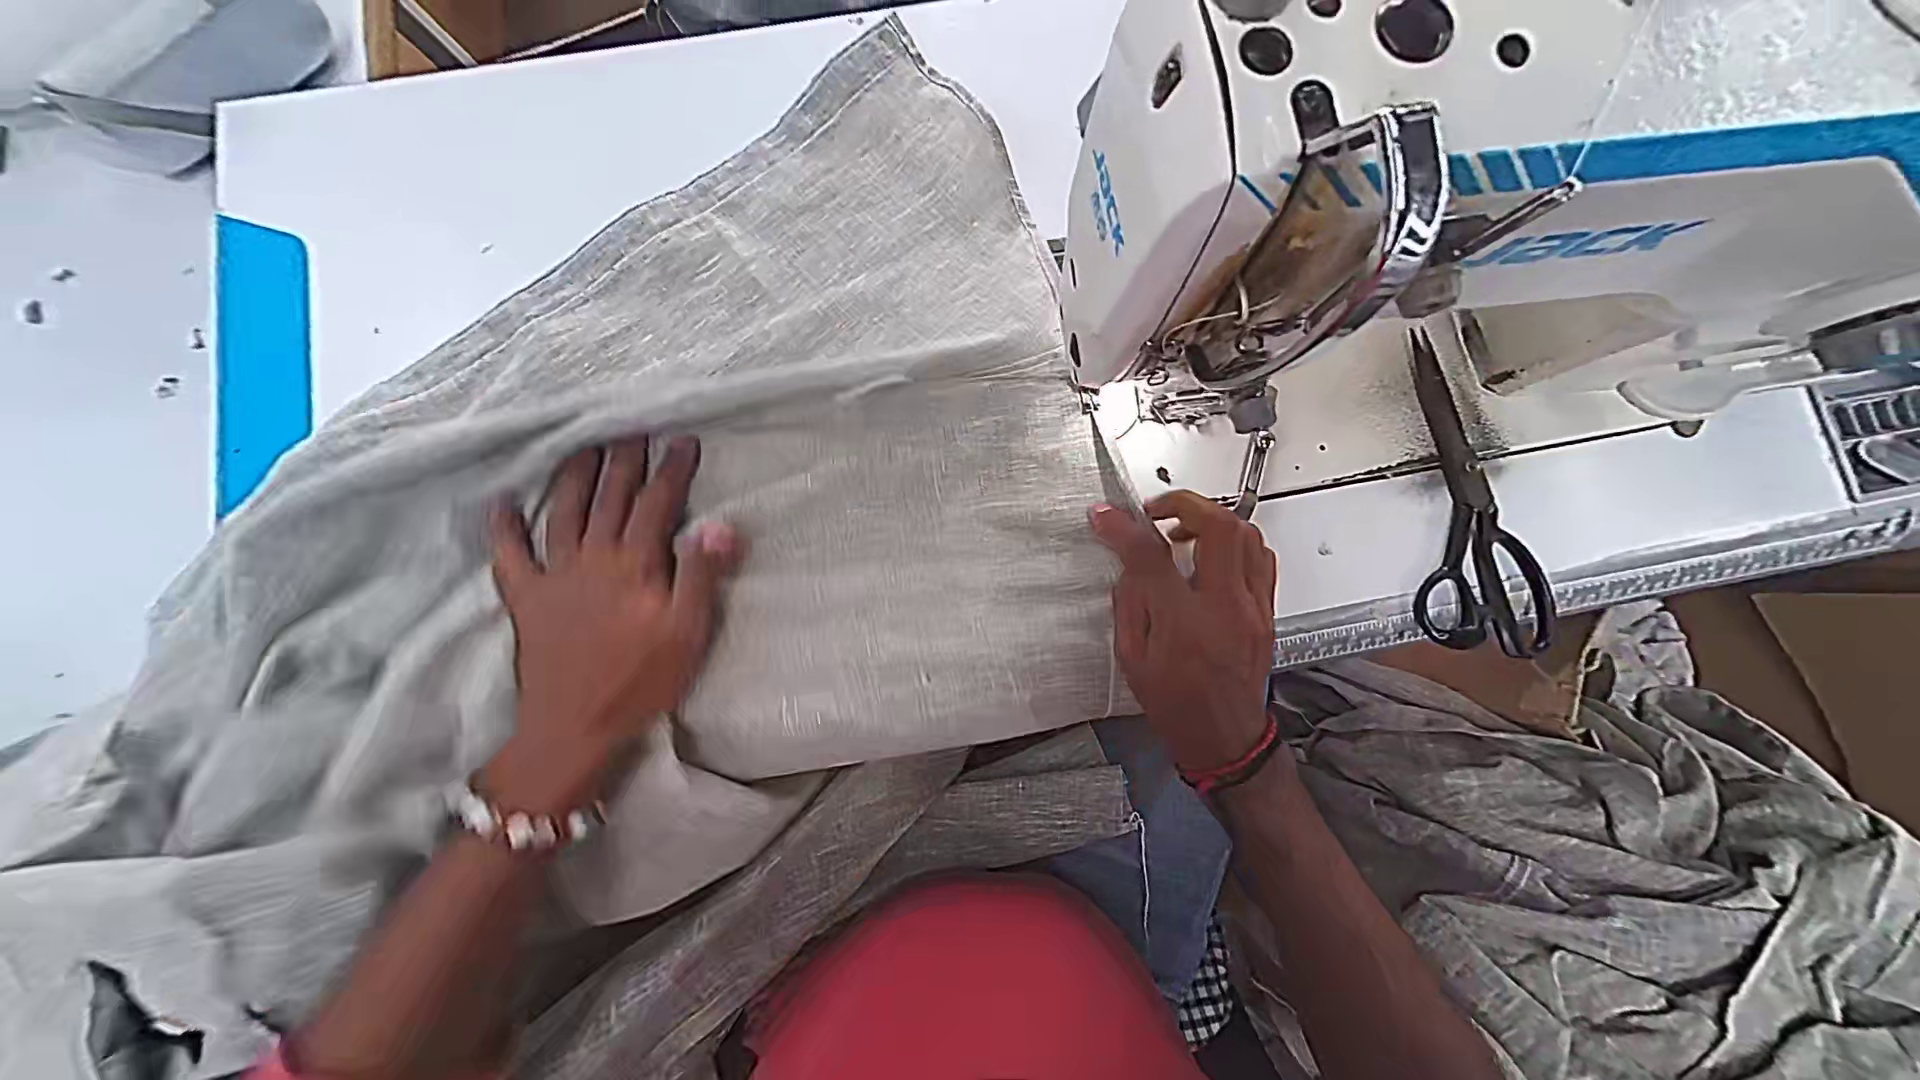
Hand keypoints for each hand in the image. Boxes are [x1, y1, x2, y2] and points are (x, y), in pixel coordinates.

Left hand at [483, 436, 742, 811]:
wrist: (574, 727)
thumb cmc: (641, 680)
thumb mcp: (688, 632)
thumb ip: (701, 574)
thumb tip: (719, 524)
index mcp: (635, 564)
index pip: (657, 504)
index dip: (672, 470)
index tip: (683, 441)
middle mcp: (593, 558)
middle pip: (610, 498)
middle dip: (624, 461)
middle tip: (633, 431)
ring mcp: (554, 576)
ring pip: (563, 513)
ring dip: (574, 476)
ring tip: (584, 448)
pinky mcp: (527, 598)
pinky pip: (510, 555)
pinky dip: (504, 528)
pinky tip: (502, 504)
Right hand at [1089, 492, 1275, 772]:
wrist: (1222, 738)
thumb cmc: (1176, 704)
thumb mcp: (1131, 654)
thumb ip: (1129, 600)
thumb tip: (1129, 560)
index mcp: (1182, 624)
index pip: (1151, 556)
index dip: (1124, 528)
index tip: (1108, 516)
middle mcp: (1225, 610)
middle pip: (1217, 527)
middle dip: (1183, 504)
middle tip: (1157, 511)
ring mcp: (1253, 609)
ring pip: (1247, 536)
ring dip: (1212, 519)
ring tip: (1184, 528)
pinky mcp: (1267, 612)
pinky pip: (1261, 558)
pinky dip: (1236, 542)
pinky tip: (1215, 552)